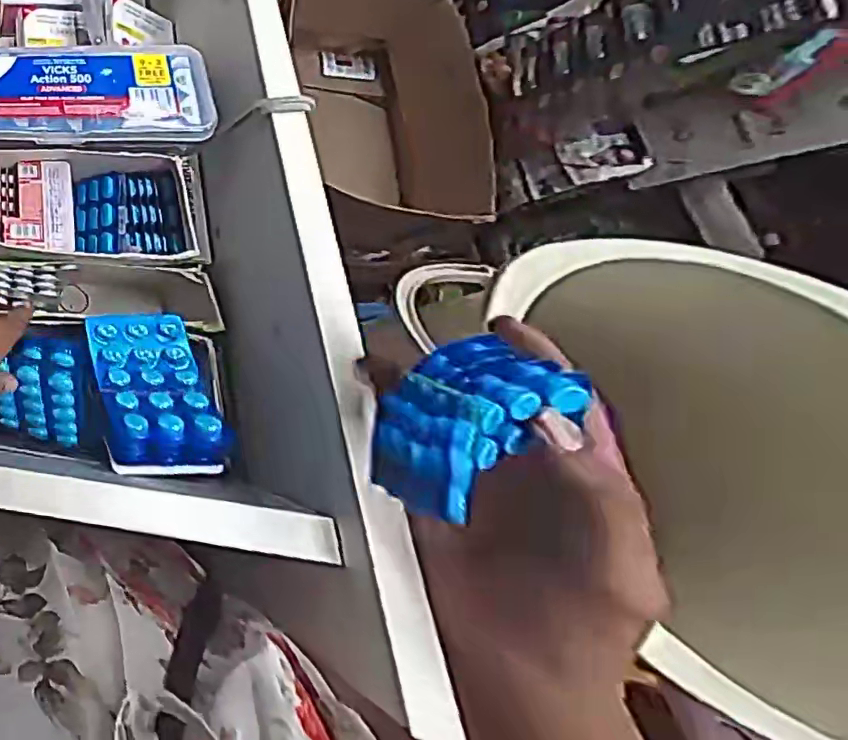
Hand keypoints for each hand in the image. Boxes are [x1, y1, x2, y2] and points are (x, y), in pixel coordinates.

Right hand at [374, 318, 667, 735]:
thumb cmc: (579, 627)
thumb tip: (551, 421)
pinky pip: (398, 440)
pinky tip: (375, 404)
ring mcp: (466, 475)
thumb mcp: (619, 566)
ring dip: (414, 387)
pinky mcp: (420, 486)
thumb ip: (598, 493)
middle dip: (462, 367)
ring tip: (395, 372)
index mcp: (576, 474)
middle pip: (488, 395)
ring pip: (437, 411)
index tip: (507, 331)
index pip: (560, 400)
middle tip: (437, 356)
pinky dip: (383, 418)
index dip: (536, 360)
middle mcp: (517, 466)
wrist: (508, 664)